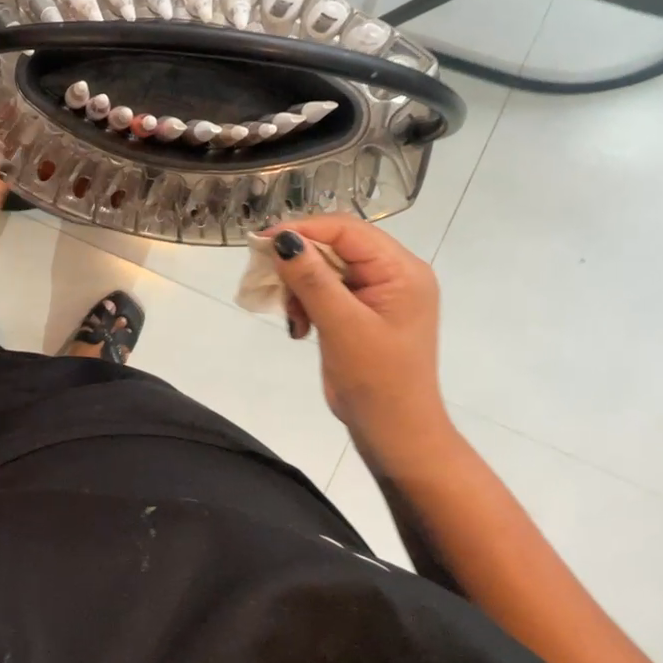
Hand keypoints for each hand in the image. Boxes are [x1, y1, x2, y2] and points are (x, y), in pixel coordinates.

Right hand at [266, 217, 448, 456]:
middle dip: (298, 264)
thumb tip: (282, 238)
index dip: (302, 229)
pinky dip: (304, 303)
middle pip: (334, 245)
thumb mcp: (342, 325)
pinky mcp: (361, 311)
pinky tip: (300, 327)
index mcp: (401, 270)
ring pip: (324, 267)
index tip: (261, 243)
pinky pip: (324, 289)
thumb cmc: (376, 378)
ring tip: (293, 318)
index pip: (346, 230)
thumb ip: (312, 278)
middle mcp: (393, 274)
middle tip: (270, 284)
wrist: (394, 432)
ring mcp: (378, 293)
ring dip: (299, 287)